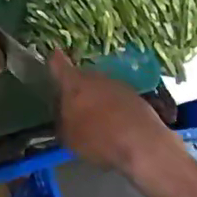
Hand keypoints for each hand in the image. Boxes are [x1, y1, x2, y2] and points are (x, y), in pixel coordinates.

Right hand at [51, 51, 179, 173]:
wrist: (142, 143)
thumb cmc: (98, 138)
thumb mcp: (68, 136)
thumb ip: (62, 120)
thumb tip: (63, 113)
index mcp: (73, 84)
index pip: (59, 65)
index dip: (55, 60)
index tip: (53, 54)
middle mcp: (95, 77)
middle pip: (81, 78)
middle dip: (77, 89)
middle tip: (74, 107)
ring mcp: (117, 84)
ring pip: (100, 88)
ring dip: (97, 99)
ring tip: (96, 121)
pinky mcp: (135, 95)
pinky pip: (117, 99)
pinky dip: (114, 109)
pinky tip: (115, 127)